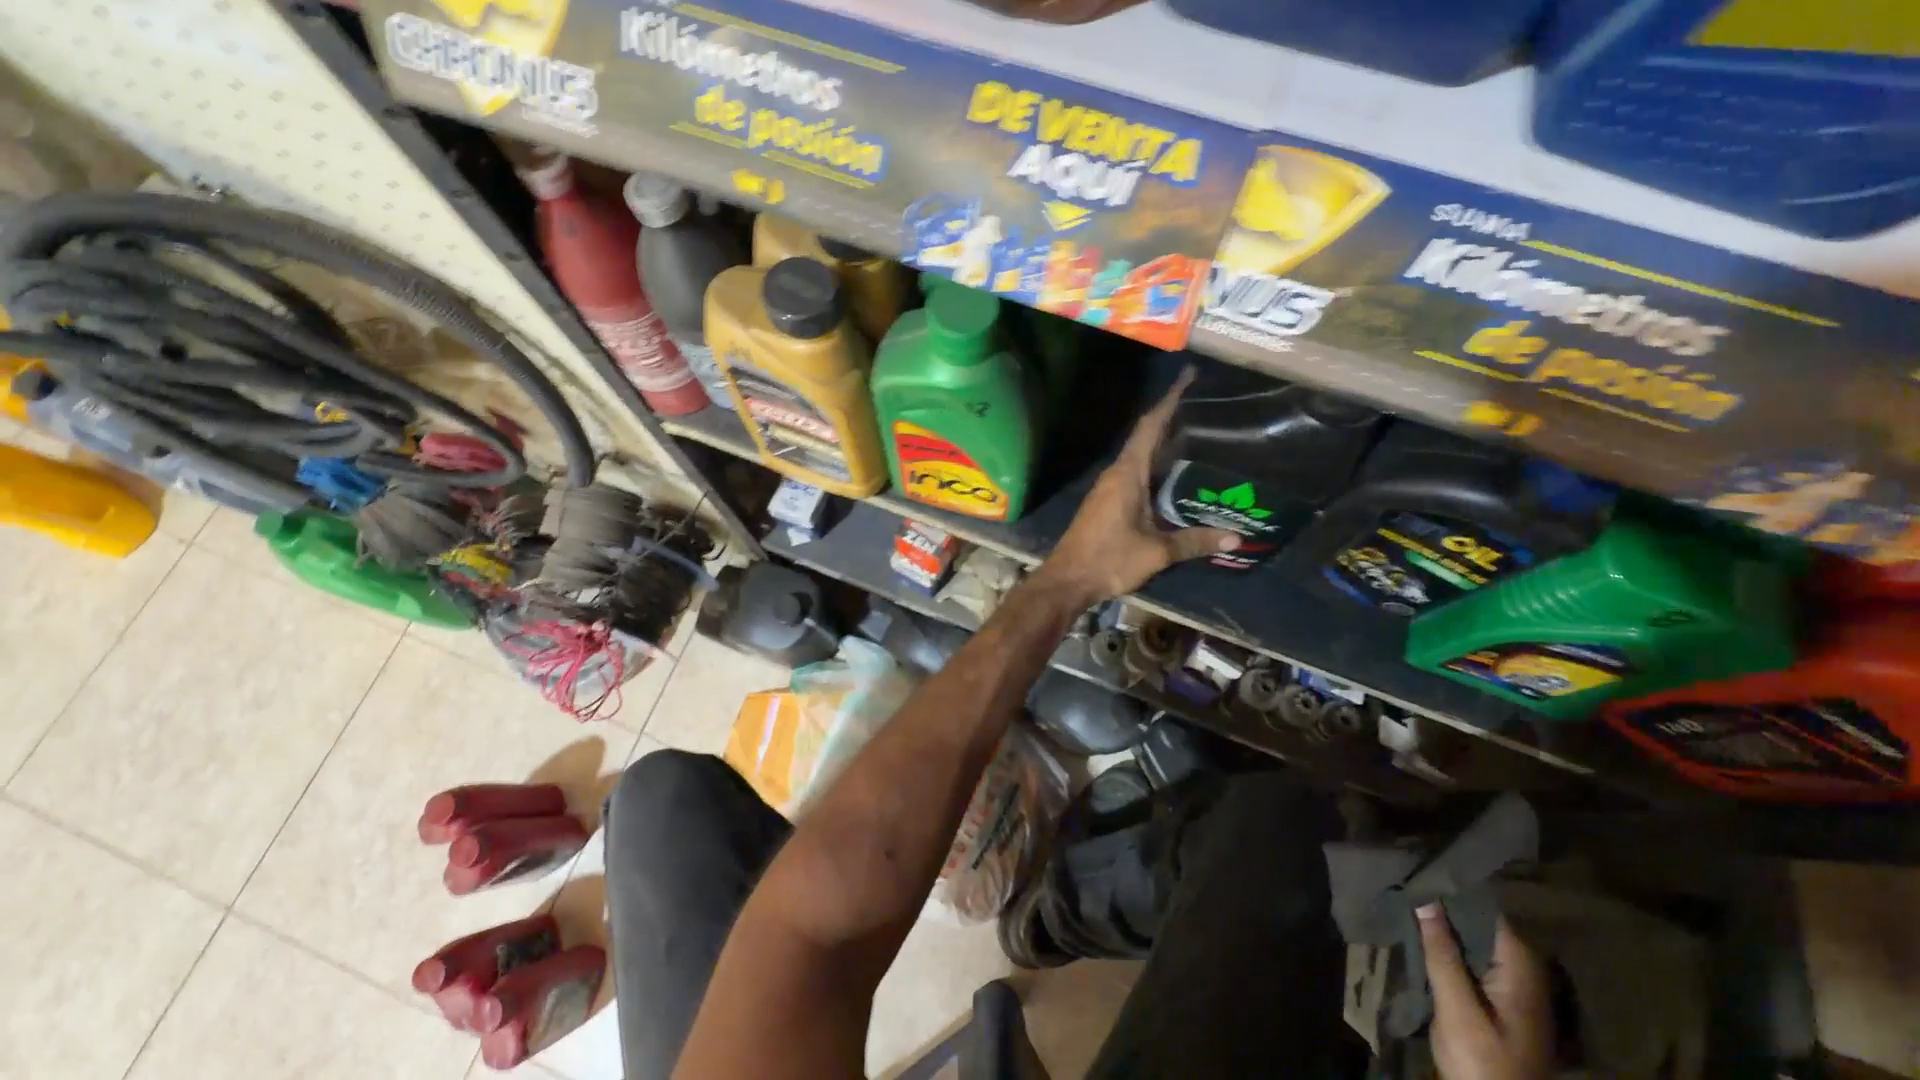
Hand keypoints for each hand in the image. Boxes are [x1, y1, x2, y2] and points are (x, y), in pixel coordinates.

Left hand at [1039, 367, 1238, 603]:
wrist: (1067, 581)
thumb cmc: (1109, 560)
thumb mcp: (1156, 552)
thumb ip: (1194, 542)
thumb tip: (1235, 538)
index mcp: (1127, 474)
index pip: (1151, 426)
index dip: (1170, 401)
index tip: (1189, 377)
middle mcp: (1117, 473)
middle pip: (1146, 435)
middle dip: (1172, 416)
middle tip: (1205, 403)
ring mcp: (1110, 487)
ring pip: (1141, 454)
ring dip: (1164, 441)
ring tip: (1197, 431)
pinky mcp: (1108, 501)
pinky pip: (1136, 471)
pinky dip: (1156, 463)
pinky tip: (1174, 471)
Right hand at [1417, 904, 1552, 1079]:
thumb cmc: (1482, 1062)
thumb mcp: (1457, 1009)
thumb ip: (1442, 954)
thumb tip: (1427, 899)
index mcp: (1522, 966)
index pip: (1486, 910)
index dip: (1452, 890)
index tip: (1418, 873)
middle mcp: (1527, 970)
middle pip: (1483, 925)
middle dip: (1446, 908)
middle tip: (1407, 888)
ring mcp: (1518, 988)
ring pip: (1478, 943)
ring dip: (1447, 930)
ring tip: (1410, 907)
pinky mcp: (1506, 1003)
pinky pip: (1478, 962)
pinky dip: (1454, 951)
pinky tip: (1427, 943)